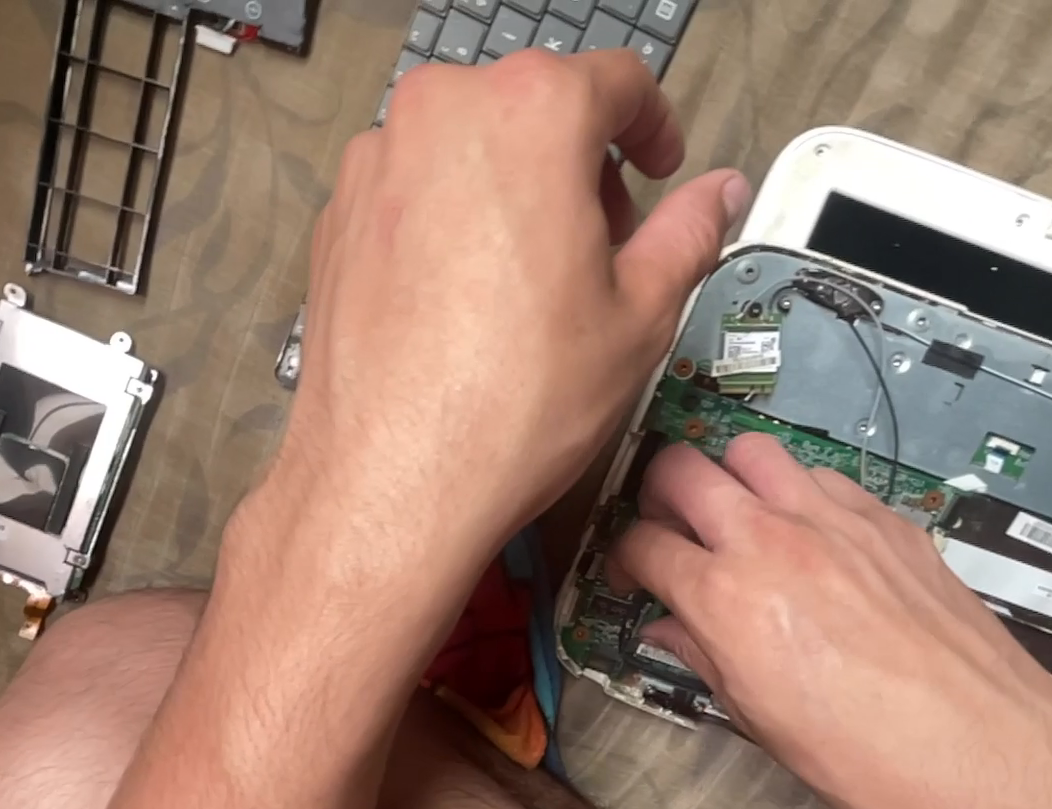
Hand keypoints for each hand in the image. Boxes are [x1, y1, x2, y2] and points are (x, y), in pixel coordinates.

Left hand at [261, 51, 750, 588]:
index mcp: (526, 116)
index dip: (651, 126)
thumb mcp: (636, 319)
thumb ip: (687, 236)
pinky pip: (413, 201)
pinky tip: (466, 306)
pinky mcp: (337, 227)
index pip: (613, 83)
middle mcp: (437, 122)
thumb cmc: (506, 411)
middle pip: (532, 115)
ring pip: (467, 156)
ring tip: (529, 290)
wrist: (390, 483)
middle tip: (599, 248)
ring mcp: (373, 173)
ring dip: (511, 199)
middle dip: (578, 171)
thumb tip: (715, 199)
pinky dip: (449, 230)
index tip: (656, 165)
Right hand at [608, 434, 1051, 808]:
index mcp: (724, 597)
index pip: (641, 543)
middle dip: (658, 496)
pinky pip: (819, 476)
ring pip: (750, 450)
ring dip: (727, 478)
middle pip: (680, 469)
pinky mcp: (886, 519)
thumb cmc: (859, 758)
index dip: (624, 558)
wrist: (991, 758)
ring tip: (738, 521)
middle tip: (672, 533)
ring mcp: (832, 520)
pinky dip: (794, 494)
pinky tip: (808, 538)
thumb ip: (700, 654)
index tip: (634, 578)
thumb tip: (666, 629)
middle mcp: (769, 539)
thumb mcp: (756, 717)